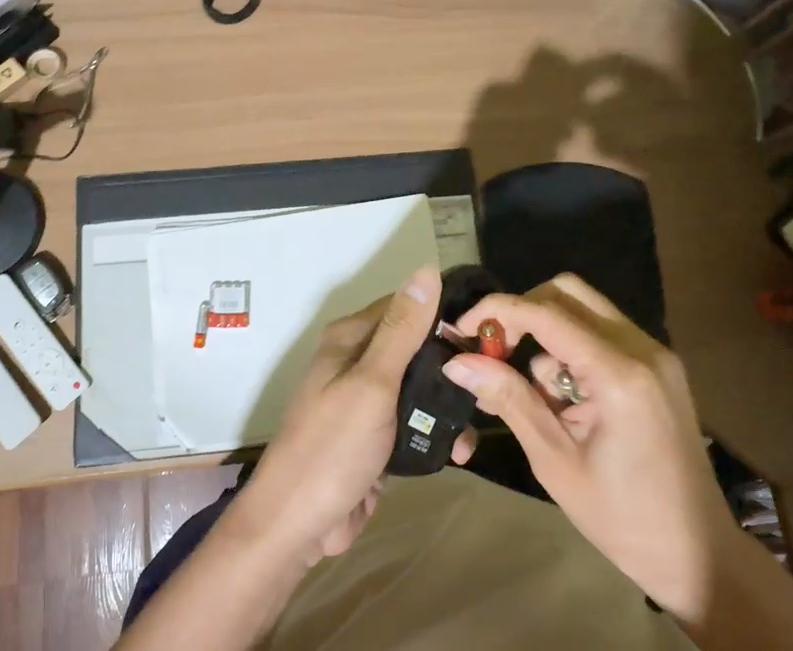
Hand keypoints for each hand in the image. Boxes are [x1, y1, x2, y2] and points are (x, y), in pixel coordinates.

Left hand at [229, 267, 473, 563]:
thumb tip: (427, 270)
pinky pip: (414, 425)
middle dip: (452, 365)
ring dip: (448, 405)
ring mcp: (366, 402)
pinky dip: (437, 435)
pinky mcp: (376, 438)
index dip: (444, 315)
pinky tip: (461, 451)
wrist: (300, 523)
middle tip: (492, 382)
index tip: (488, 331)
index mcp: (350, 339)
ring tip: (480, 422)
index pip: (406, 307)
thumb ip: (402, 330)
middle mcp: (356, 362)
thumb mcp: (373, 383)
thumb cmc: (333, 446)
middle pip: (416, 349)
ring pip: (420, 389)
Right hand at [441, 274, 737, 612]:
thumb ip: (508, 400)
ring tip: (532, 393)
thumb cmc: (621, 516)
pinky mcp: (659, 368)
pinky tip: (561, 397)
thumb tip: (457, 362)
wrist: (697, 552)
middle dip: (523, 312)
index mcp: (619, 373)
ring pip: (586, 310)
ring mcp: (656, 356)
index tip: (462, 329)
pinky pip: (604, 334)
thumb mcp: (554, 460)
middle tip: (494, 350)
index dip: (497, 311)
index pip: (545, 313)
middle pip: (568, 292)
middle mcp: (642, 349)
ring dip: (547, 335)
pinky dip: (573, 349)